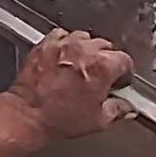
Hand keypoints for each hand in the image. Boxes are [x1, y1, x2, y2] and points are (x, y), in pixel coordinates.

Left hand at [3, 28, 134, 146]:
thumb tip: (127, 107)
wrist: (28, 114)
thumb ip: (118, 110)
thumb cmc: (61, 118)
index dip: (124, 72)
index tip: (120, 80)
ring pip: (84, 39)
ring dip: (86, 50)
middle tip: (100, 77)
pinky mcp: (47, 44)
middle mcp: (85, 49)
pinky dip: (65, 43)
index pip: (124, 60)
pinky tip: (64, 57)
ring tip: (81, 66)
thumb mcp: (98, 120)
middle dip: (106, 60)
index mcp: (103, 66)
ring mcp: (64, 44)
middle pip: (105, 47)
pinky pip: (62, 36)